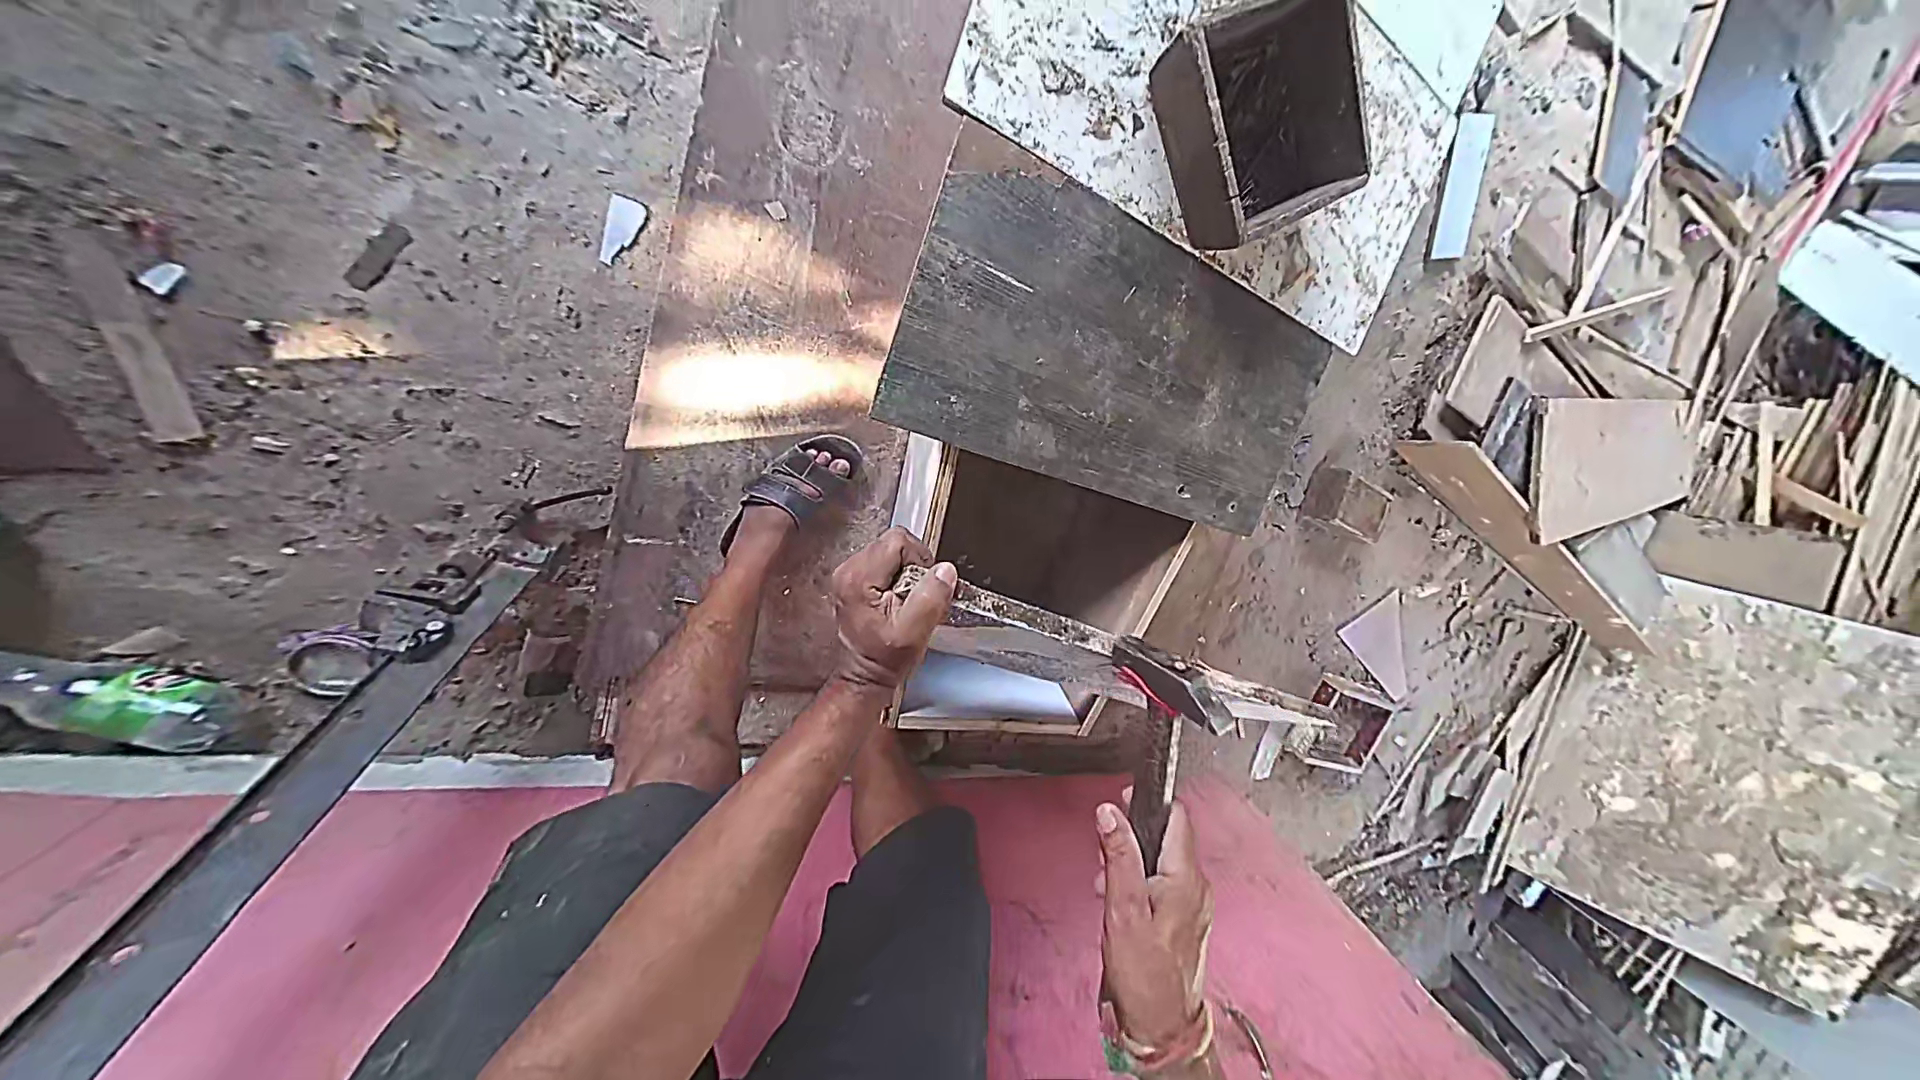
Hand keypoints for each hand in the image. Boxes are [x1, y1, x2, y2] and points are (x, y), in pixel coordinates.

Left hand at [828, 526, 955, 689]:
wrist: (866, 675)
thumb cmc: (883, 659)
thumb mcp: (914, 633)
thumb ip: (930, 598)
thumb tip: (945, 571)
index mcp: (858, 579)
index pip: (898, 541)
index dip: (919, 560)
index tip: (921, 587)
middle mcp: (848, 571)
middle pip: (894, 542)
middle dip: (913, 566)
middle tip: (913, 596)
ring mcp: (849, 574)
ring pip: (891, 550)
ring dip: (906, 571)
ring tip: (905, 600)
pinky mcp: (855, 578)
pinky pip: (885, 561)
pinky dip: (898, 576)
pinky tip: (897, 599)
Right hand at [1096, 794, 1211, 1048]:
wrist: (1161, 1029)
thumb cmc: (1144, 975)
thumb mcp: (1122, 908)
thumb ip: (1118, 855)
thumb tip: (1109, 813)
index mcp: (1186, 878)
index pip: (1176, 816)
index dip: (1147, 802)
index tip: (1122, 801)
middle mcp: (1197, 887)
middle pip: (1166, 836)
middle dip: (1133, 835)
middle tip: (1105, 850)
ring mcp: (1194, 904)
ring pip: (1162, 859)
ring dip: (1133, 860)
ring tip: (1108, 880)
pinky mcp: (1186, 918)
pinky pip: (1164, 882)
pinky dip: (1141, 880)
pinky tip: (1120, 898)